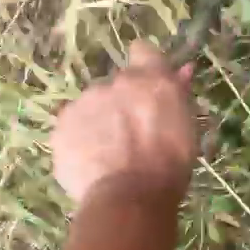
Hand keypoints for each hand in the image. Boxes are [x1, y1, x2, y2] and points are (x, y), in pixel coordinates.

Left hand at [51, 42, 197, 203]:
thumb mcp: (188, 130)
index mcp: (148, 80)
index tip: (152, 89)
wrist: (128, 198)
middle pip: (117, 86)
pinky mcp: (60, 129)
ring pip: (93, 108)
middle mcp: (111, 83)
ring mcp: (81, 105)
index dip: (147, 67)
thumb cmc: (169, 166)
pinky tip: (96, 166)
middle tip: (137, 138)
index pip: (144, 52)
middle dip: (124, 105)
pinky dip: (84, 143)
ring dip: (103, 124)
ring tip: (115, 158)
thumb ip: (180, 96)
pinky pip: (74, 130)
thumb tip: (183, 70)